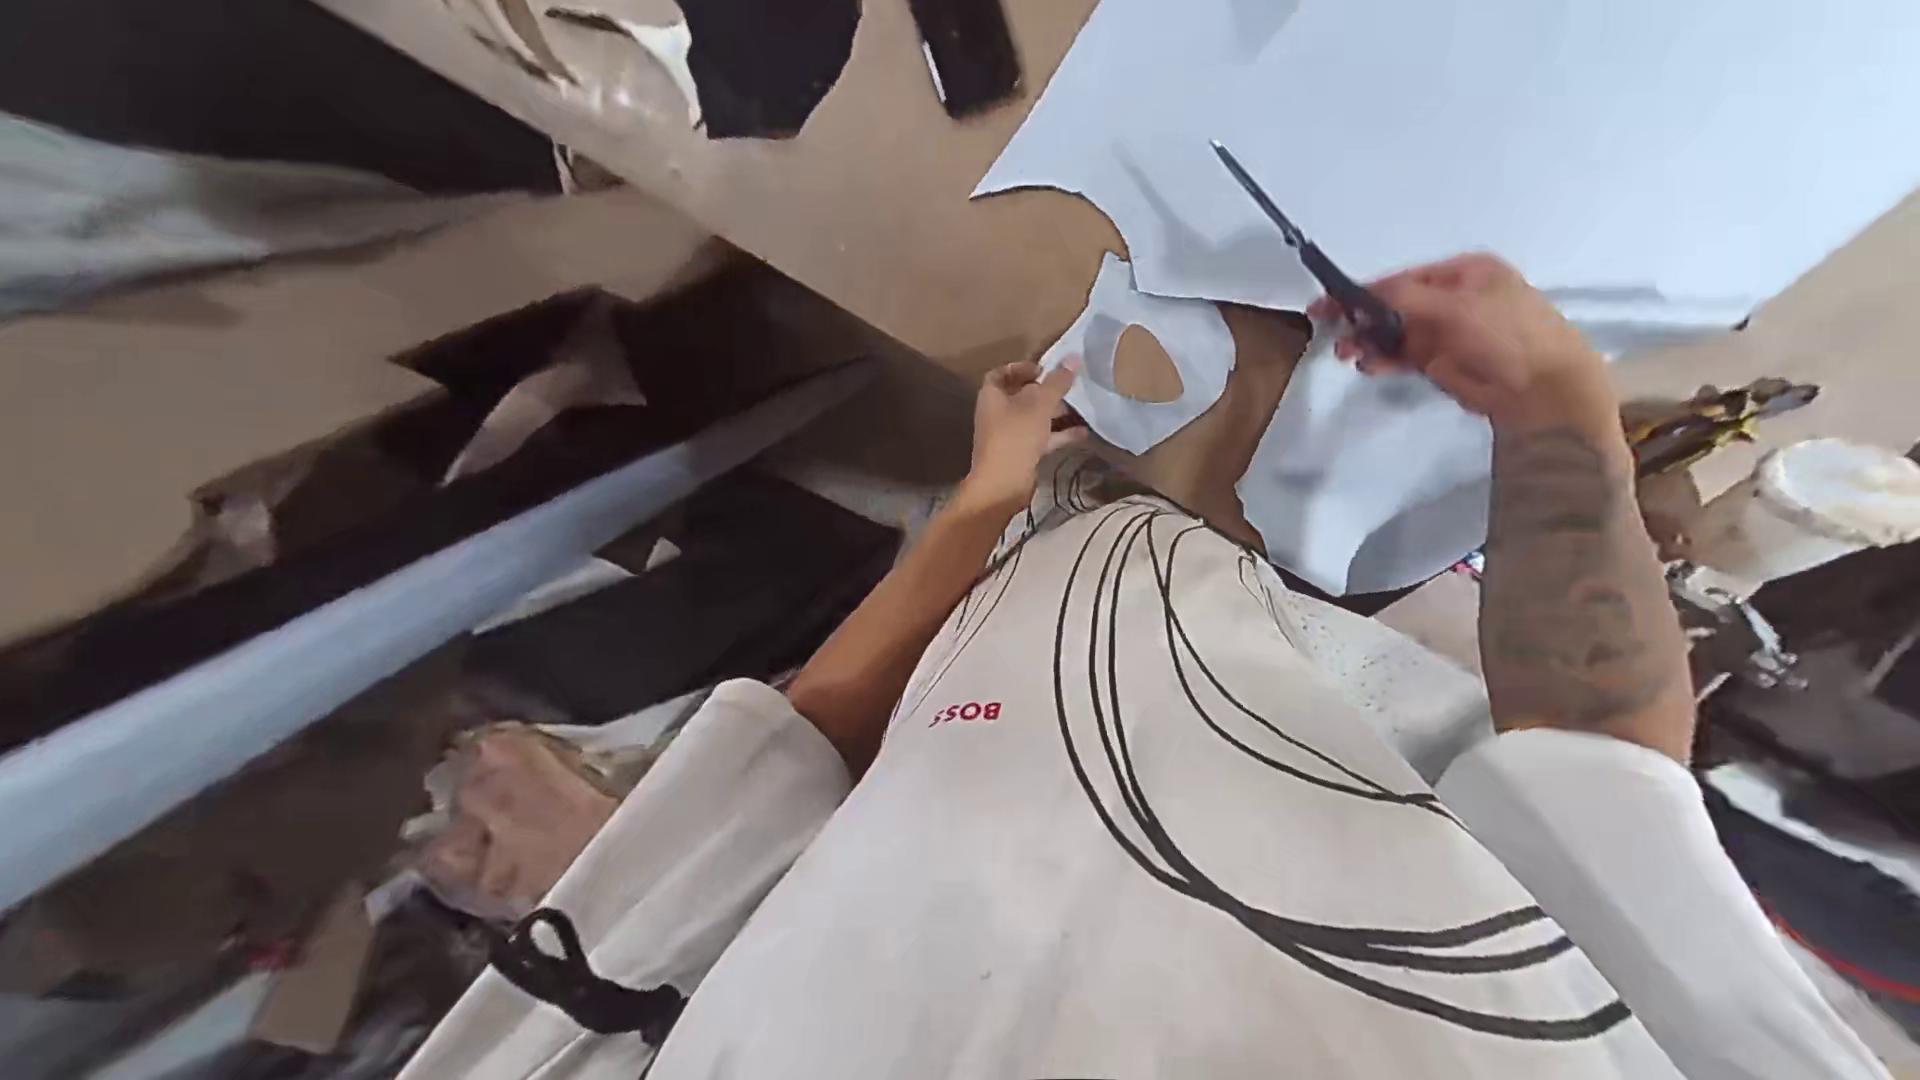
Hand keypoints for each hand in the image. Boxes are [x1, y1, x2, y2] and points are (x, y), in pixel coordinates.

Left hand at [960, 357, 1086, 512]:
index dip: (1022, 368)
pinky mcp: (1021, 454)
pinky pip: (1042, 438)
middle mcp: (997, 414)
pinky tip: (1083, 433)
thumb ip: (1057, 381)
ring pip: (1034, 418)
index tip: (1044, 369)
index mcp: (992, 396)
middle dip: (1046, 391)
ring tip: (1080, 407)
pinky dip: (1060, 435)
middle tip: (1069, 387)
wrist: (1003, 484)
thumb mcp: (1039, 404)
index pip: (1002, 373)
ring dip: (1056, 413)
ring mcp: (1009, 436)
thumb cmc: (1016, 436)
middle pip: (1022, 396)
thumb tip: (1073, 357)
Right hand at [1310, 253, 1611, 427]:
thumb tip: (1363, 294)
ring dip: (1365, 342)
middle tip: (1333, 334)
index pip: (1401, 279)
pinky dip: (1379, 360)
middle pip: (1390, 306)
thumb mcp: (1457, 305)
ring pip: (1389, 332)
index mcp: (1462, 273)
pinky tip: (1368, 365)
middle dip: (1360, 320)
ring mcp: (1440, 331)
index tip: (1327, 305)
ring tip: (1347, 355)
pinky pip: (1396, 355)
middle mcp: (1449, 298)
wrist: (1536, 386)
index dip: (1363, 292)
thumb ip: (1406, 297)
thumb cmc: (1506, 334)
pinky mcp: (1433, 359)